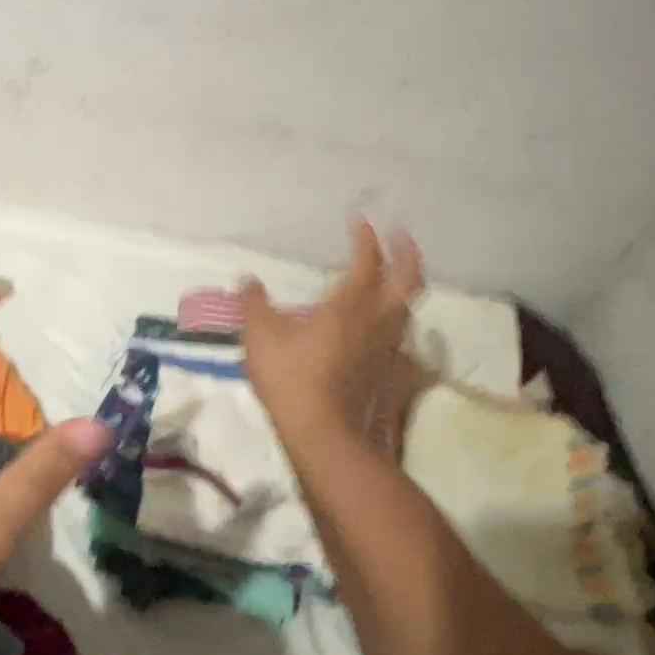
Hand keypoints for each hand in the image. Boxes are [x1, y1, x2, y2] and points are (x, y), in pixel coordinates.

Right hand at [239, 219, 424, 446]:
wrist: (323, 432)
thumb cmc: (291, 378)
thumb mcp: (259, 337)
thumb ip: (253, 305)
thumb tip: (247, 281)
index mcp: (349, 304)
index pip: (367, 261)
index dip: (365, 239)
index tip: (360, 222)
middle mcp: (377, 320)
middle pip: (407, 279)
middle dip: (406, 253)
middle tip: (400, 236)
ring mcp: (387, 347)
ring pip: (407, 307)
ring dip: (404, 285)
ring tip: (391, 276)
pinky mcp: (387, 371)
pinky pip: (400, 334)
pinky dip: (395, 317)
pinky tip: (379, 324)